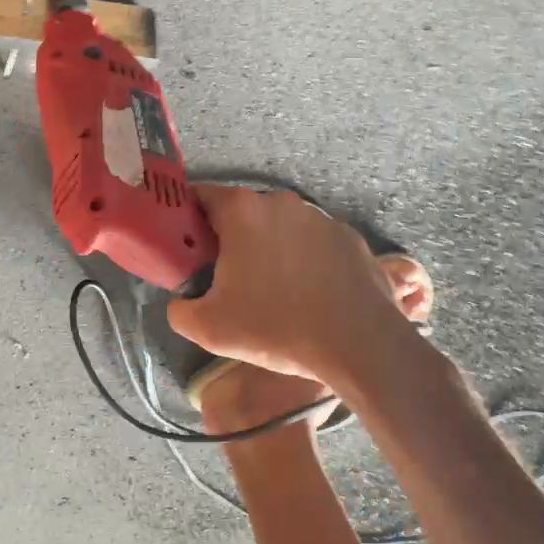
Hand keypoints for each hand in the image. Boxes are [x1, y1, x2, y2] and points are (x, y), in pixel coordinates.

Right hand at [166, 184, 413, 383]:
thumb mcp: (209, 329)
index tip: (189, 247)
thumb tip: (180, 304)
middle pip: (241, 211)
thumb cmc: (278, 328)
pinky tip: (311, 294)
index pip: (200, 195)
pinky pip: (315, 243)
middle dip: (231, 236)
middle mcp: (279, 201)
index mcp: (241, 210)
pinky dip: (307, 260)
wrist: (364, 348)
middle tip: (228, 275)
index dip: (189, 219)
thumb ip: (179, 310)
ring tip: (275, 289)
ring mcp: (320, 217)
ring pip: (280, 226)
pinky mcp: (351, 238)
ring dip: (271, 247)